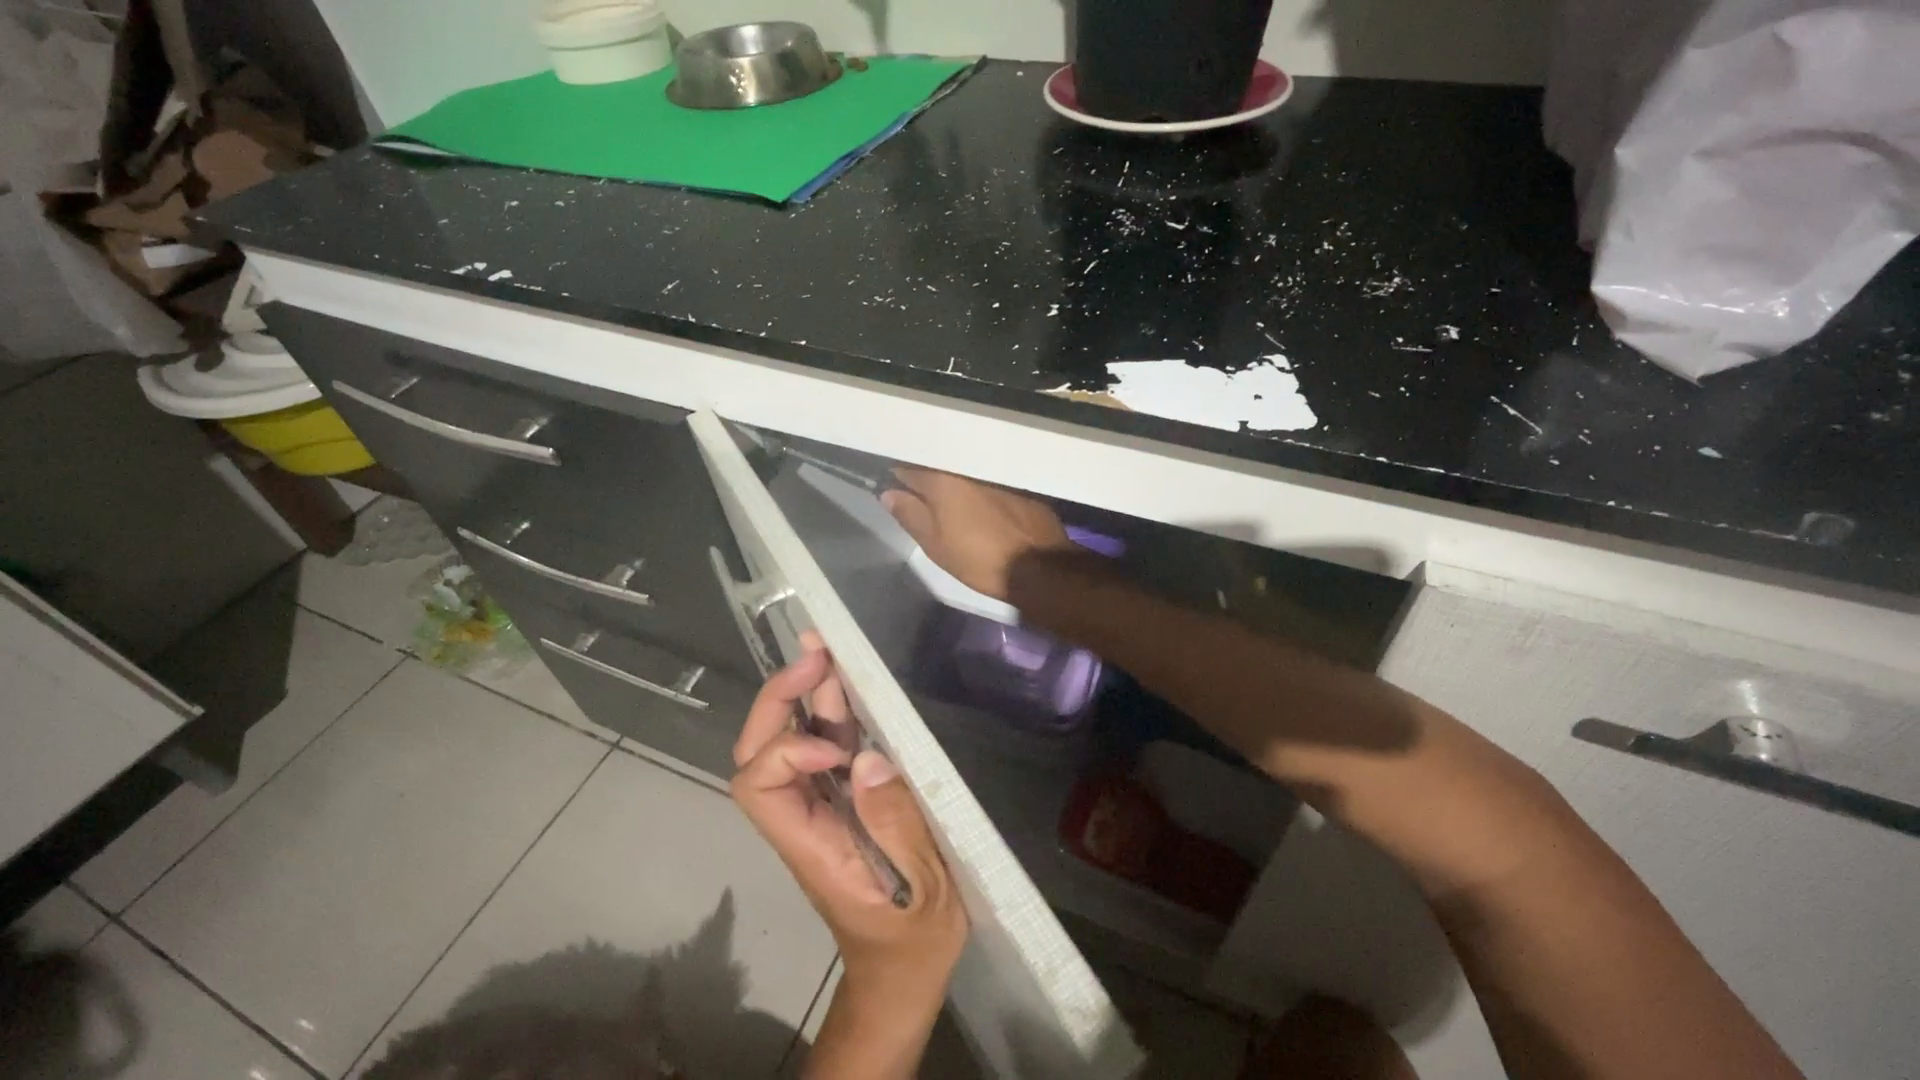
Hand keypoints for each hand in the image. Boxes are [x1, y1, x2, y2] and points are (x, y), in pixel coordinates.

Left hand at [731, 634, 966, 990]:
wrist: (902, 972)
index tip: (842, 753)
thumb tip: (869, 760)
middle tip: (815, 656)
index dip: (789, 753)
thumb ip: (896, 826)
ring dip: (803, 695)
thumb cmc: (911, 942)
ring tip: (826, 650)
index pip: (760, 787)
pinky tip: (848, 685)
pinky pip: (824, 751)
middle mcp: (802, 819)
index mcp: (809, 846)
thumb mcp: (922, 892)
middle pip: (758, 754)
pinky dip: (832, 714)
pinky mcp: (841, 804)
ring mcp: (819, 809)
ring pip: (787, 744)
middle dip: (779, 700)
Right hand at [881, 467, 1072, 600]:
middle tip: (920, 502)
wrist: (1039, 568)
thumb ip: (910, 514)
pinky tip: (980, 510)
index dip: (896, 479)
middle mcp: (969, 468)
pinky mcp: (1020, 486)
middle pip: (938, 468)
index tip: (892, 490)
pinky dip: (980, 492)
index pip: (907, 468)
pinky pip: (988, 482)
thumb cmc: (979, 559)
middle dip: (927, 481)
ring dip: (955, 486)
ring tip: (950, 506)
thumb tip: (889, 493)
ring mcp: (997, 475)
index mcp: (943, 479)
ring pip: (965, 475)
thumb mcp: (935, 544)